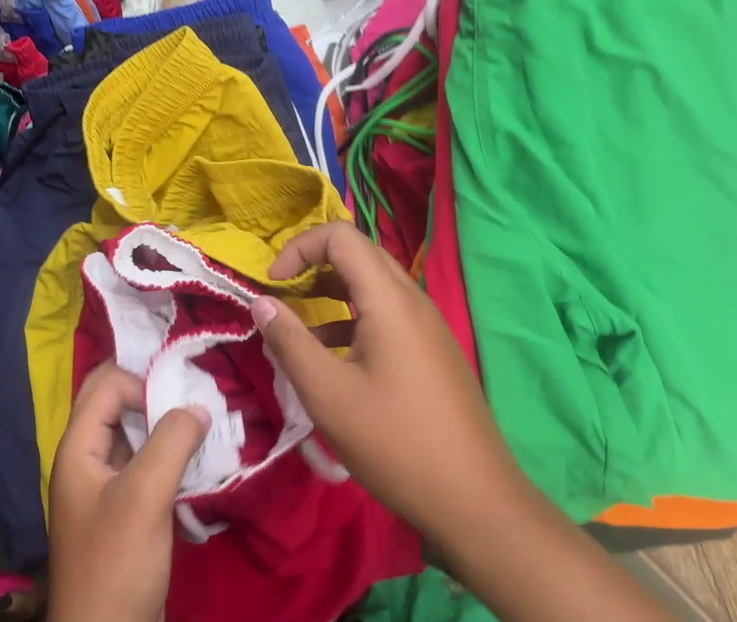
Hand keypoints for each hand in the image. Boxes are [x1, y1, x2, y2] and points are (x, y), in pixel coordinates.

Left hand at [48, 363, 210, 621]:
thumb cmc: (117, 562)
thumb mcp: (144, 496)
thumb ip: (170, 441)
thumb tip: (198, 405)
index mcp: (77, 447)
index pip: (107, 384)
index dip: (143, 382)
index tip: (182, 400)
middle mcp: (85, 459)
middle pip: (116, 405)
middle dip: (153, 395)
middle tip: (194, 399)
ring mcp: (103, 487)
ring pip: (134, 436)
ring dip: (165, 427)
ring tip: (203, 428)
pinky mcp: (122, 512)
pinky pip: (144, 467)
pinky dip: (168, 458)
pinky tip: (195, 464)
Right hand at [248, 221, 515, 543]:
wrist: (475, 500)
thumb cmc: (395, 443)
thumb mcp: (329, 395)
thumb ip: (290, 342)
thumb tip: (261, 302)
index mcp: (390, 300)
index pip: (341, 236)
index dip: (300, 248)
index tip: (273, 284)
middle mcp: (414, 301)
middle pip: (360, 254)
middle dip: (314, 265)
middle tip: (283, 296)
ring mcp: (429, 327)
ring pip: (374, 286)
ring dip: (333, 293)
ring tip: (298, 328)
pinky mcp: (433, 353)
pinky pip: (388, 315)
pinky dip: (353, 320)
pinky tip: (333, 359)